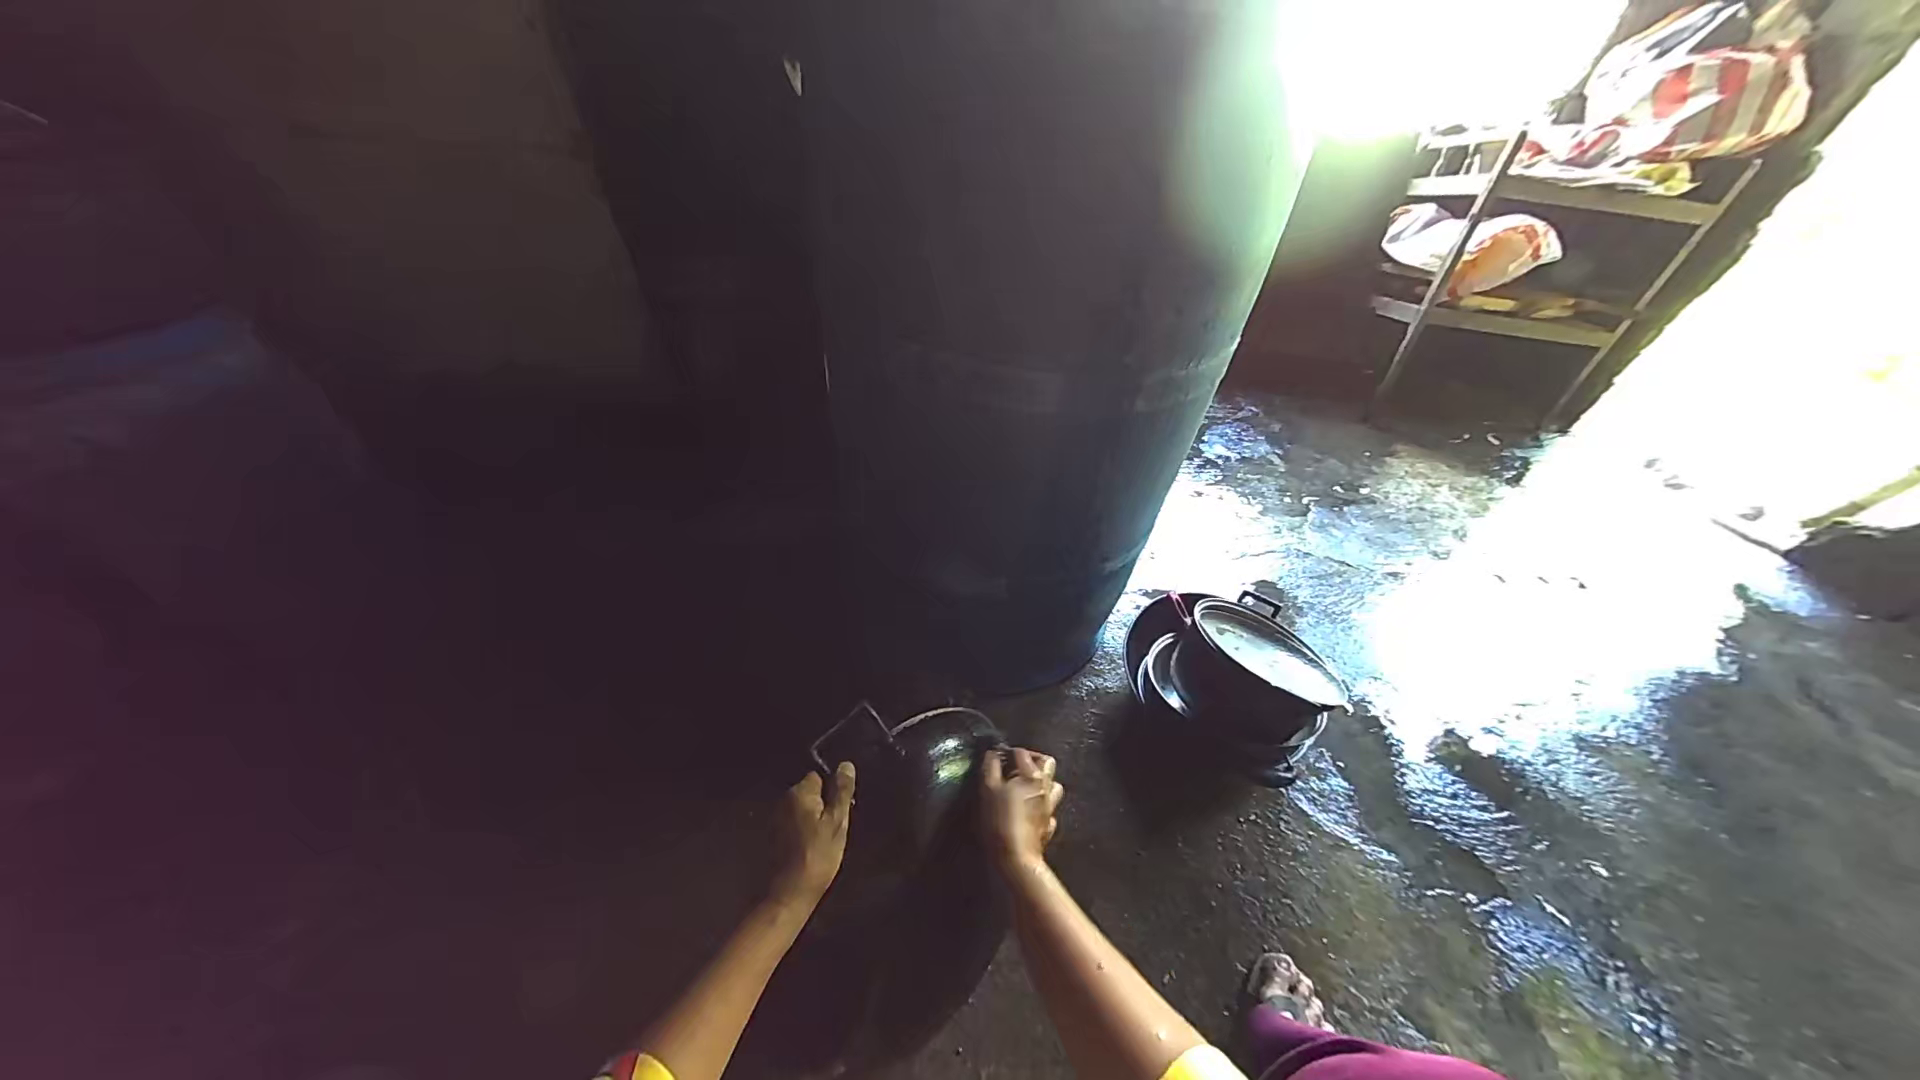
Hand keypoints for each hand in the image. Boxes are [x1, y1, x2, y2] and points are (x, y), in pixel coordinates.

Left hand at [773, 762, 854, 904]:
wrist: (790, 893)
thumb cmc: (818, 855)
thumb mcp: (838, 822)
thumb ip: (841, 791)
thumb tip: (845, 764)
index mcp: (799, 793)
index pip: (819, 776)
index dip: (831, 792)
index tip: (837, 812)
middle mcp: (783, 800)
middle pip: (808, 792)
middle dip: (820, 805)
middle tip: (832, 828)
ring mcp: (774, 819)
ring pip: (800, 809)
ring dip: (809, 819)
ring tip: (820, 841)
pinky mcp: (771, 836)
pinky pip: (791, 824)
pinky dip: (799, 831)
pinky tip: (807, 848)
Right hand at [980, 747, 1064, 873]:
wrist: (1015, 858)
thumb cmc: (999, 819)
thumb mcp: (987, 788)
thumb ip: (991, 766)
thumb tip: (993, 753)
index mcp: (1032, 776)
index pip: (1023, 753)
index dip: (1008, 752)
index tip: (998, 757)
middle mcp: (1045, 788)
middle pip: (1047, 763)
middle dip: (1033, 760)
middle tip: (1017, 766)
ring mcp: (1050, 808)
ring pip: (1054, 786)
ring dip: (1042, 782)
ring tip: (1025, 787)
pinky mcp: (1049, 826)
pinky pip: (1049, 809)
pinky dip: (1040, 806)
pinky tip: (1029, 811)